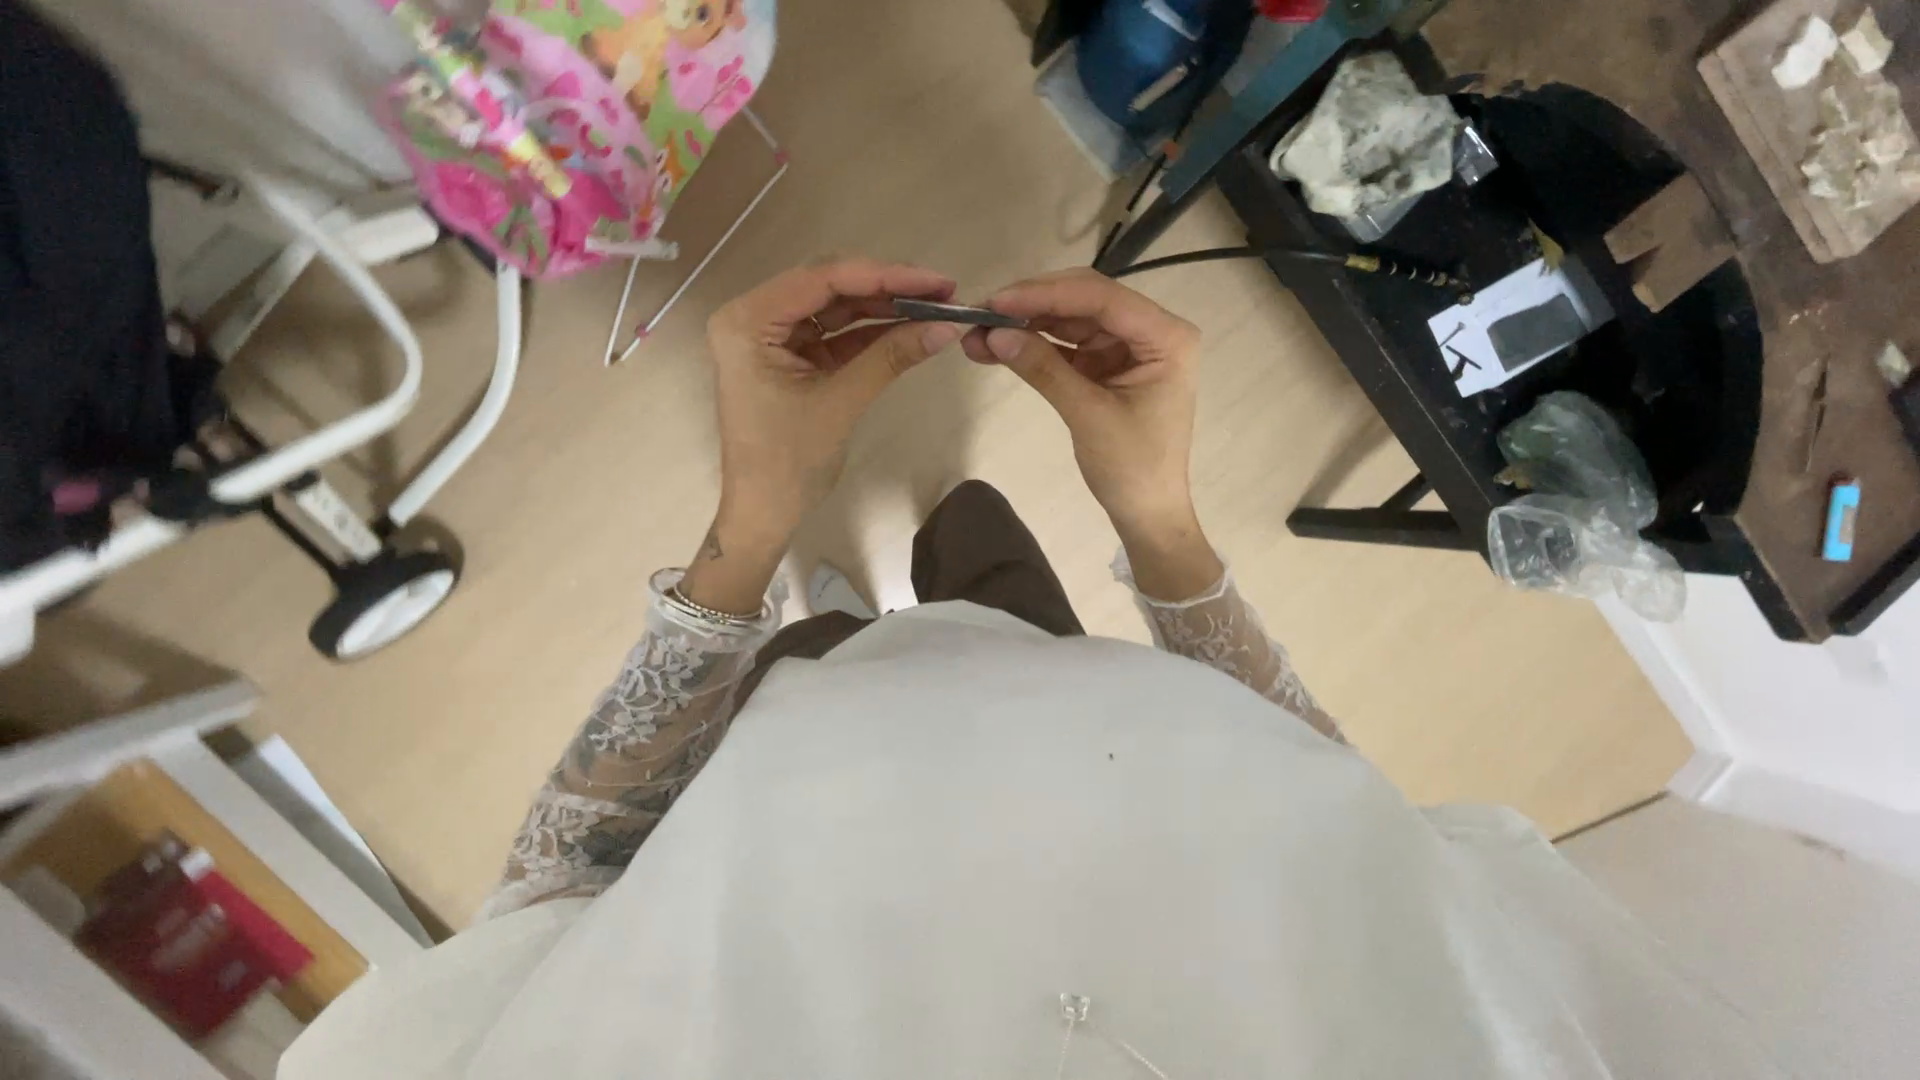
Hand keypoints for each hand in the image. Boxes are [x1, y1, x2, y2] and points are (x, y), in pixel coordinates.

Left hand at [680, 258, 963, 613]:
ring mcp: (773, 337)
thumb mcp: (840, 402)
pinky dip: (871, 333)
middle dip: (887, 287)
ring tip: (935, 307)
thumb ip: (891, 357)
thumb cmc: (788, 461)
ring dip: (884, 308)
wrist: (765, 510)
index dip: (884, 275)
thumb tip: (949, 327)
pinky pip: (836, 335)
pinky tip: (911, 328)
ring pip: (836, 308)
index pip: (822, 280)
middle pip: (829, 286)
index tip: (935, 281)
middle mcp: (754, 318)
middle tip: (942, 290)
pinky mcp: (792, 358)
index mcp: (748, 321)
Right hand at [962, 268, 1220, 599]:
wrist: (1147, 512)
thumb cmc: (1132, 467)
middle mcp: (1150, 331)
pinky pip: (1066, 345)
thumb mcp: (1088, 415)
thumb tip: (993, 335)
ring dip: (1025, 324)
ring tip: (978, 334)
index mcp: (1166, 336)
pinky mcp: (1106, 366)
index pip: (1101, 298)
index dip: (1045, 294)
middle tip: (980, 314)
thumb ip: (1044, 369)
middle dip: (1031, 305)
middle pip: (1085, 300)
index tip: (996, 301)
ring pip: (1070, 320)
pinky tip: (997, 348)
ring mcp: (1127, 347)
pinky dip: (1033, 346)